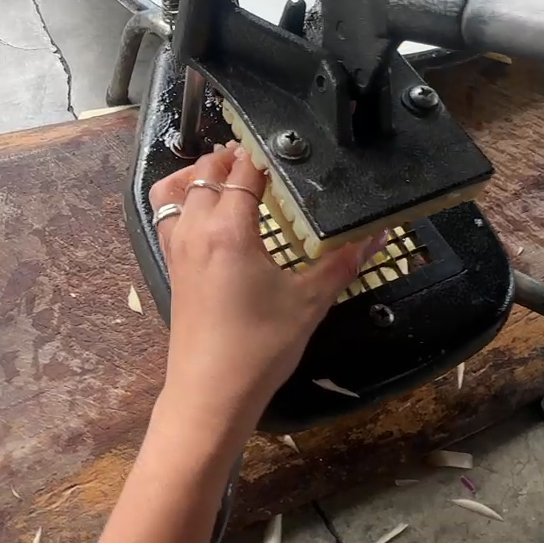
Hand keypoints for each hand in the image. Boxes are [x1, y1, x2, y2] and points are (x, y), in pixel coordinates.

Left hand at [146, 143, 371, 442]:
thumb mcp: (308, 302)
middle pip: (206, 172)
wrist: (211, 391)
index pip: (243, 172)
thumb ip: (342, 261)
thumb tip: (377, 233)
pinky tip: (207, 211)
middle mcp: (196, 229)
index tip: (285, 150)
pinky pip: (166, 214)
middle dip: (232, 157)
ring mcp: (177, 246)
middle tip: (262, 160)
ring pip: (177, 189)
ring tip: (228, 175)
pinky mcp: (170, 263)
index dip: (262, 156)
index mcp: (229, 229)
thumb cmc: (260, 347)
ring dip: (199, 174)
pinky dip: (181, 198)